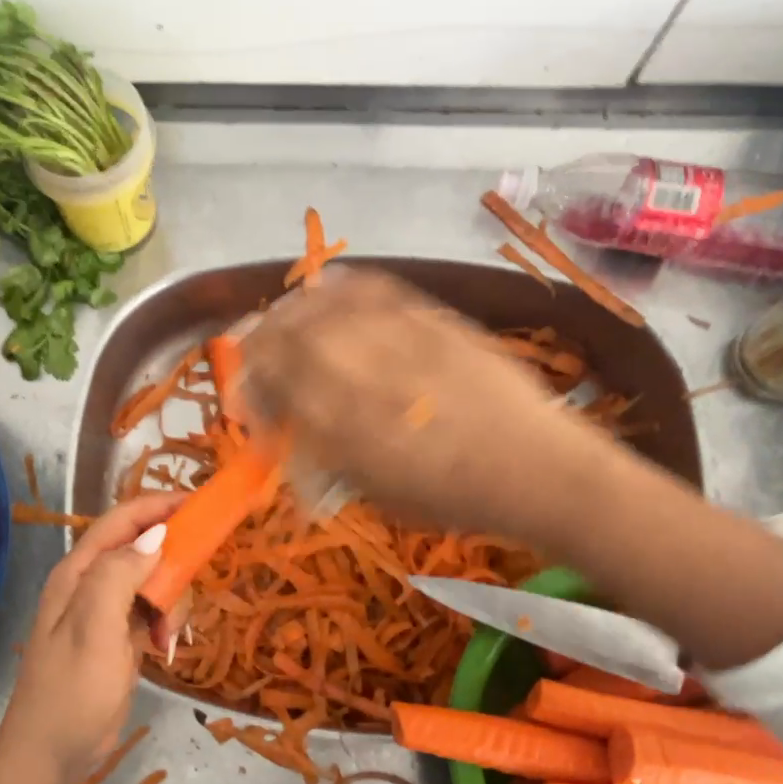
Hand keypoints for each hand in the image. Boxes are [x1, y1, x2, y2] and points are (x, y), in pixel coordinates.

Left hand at [0, 493, 183, 783]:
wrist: (50, 757)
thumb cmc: (71, 692)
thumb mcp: (95, 629)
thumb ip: (119, 575)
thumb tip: (157, 534)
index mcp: (78, 572)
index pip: (123, 520)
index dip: (161, 506)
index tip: (204, 504)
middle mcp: (90, 584)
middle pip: (144, 549)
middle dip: (173, 564)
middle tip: (192, 586)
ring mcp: (104, 613)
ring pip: (154, 583)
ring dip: (172, 602)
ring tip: (167, 637)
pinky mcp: (118, 639)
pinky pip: (152, 613)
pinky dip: (165, 624)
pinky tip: (165, 649)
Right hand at [238, 267, 596, 538]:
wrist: (536, 468)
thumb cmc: (453, 498)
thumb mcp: (375, 490)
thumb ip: (326, 455)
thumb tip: (291, 435)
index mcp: (340, 422)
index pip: (270, 384)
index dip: (249, 387)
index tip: (246, 400)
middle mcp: (361, 368)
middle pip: (287, 335)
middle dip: (259, 342)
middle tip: (252, 353)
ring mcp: (399, 335)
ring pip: (324, 304)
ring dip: (291, 309)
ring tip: (282, 318)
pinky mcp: (431, 317)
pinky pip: (374, 288)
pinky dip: (341, 286)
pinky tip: (329, 287)